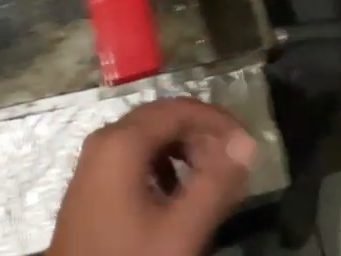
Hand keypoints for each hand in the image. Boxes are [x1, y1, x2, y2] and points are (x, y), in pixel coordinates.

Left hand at [48, 97, 256, 255]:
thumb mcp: (179, 231)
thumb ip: (215, 185)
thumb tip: (246, 143)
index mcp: (122, 141)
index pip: (178, 109)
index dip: (217, 120)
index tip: (247, 143)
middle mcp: (104, 139)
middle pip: (162, 118)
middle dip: (201, 135)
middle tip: (232, 163)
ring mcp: (94, 161)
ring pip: (148, 138)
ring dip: (183, 150)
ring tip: (209, 180)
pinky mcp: (92, 183)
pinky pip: (134, 158)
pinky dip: (163, 166)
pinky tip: (177, 195)